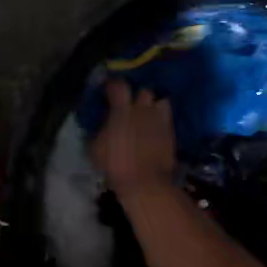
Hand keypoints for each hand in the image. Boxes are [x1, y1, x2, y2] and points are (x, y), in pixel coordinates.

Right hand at [91, 79, 177, 194]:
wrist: (145, 182)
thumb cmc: (115, 164)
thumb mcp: (95, 148)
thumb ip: (99, 130)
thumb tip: (101, 124)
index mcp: (121, 110)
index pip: (118, 85)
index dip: (112, 85)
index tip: (107, 89)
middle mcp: (142, 109)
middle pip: (143, 90)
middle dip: (137, 95)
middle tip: (130, 105)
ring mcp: (159, 119)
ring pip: (160, 101)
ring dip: (153, 105)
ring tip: (147, 114)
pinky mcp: (171, 131)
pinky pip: (167, 117)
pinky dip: (161, 119)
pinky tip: (155, 128)